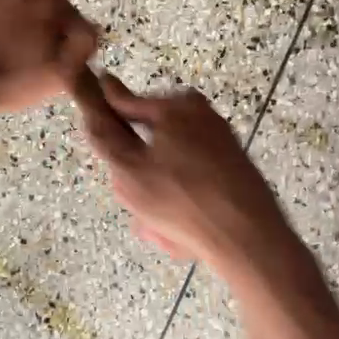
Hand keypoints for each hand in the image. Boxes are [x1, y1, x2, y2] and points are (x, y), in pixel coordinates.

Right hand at [79, 75, 297, 270]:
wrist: (250, 239)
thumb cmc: (181, 201)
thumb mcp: (127, 170)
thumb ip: (104, 136)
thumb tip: (91, 108)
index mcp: (174, 106)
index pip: (122, 100)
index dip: (100, 111)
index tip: (87, 117)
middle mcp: (200, 113)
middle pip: (148, 133)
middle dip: (137, 164)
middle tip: (133, 197)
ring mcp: (222, 138)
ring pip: (170, 157)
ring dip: (158, 184)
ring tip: (157, 223)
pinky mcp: (235, 164)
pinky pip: (192, 173)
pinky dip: (181, 192)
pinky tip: (180, 226)